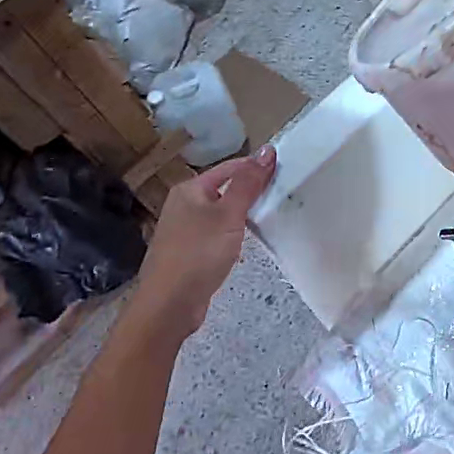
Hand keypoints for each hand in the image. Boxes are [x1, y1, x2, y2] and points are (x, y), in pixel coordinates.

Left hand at [127, 146, 276, 339]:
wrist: (169, 303)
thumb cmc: (198, 254)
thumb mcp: (228, 215)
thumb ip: (248, 184)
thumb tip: (267, 150)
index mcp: (189, 190)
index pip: (229, 168)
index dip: (256, 168)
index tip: (285, 172)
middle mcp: (183, 205)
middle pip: (224, 190)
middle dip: (251, 193)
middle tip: (282, 197)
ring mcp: (184, 231)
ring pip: (220, 215)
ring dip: (243, 216)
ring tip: (270, 219)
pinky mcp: (189, 254)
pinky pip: (216, 236)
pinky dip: (233, 236)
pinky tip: (245, 246)